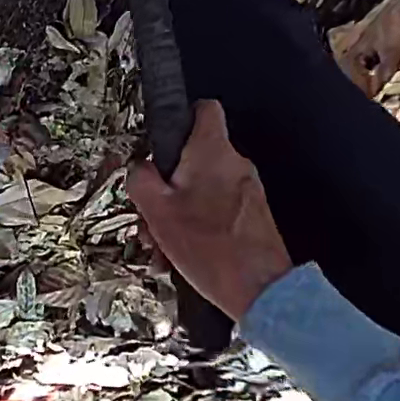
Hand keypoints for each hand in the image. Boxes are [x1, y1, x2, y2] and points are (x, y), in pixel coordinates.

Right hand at [128, 101, 292, 318]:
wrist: (260, 291)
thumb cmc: (209, 246)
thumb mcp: (156, 209)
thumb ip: (141, 179)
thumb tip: (139, 167)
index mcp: (212, 152)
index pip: (204, 109)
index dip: (181, 116)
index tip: (163, 138)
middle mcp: (235, 164)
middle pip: (192, 157)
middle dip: (165, 183)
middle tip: (148, 210)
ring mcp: (247, 190)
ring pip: (200, 187)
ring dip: (175, 211)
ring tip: (160, 243)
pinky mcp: (251, 215)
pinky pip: (214, 208)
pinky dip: (194, 224)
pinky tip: (178, 254)